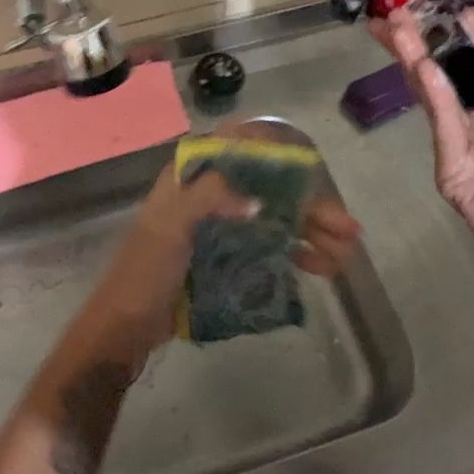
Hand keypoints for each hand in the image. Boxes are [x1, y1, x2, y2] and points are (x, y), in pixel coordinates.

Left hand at [88, 154, 361, 355]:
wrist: (125, 327)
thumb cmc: (144, 272)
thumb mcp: (168, 228)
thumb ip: (209, 200)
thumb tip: (260, 201)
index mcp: (192, 177)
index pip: (240, 146)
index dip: (277, 150)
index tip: (314, 167)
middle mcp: (212, 195)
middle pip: (271, 188)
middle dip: (311, 204)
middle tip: (348, 228)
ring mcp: (223, 228)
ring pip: (277, 218)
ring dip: (312, 231)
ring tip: (346, 254)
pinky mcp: (230, 258)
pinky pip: (271, 247)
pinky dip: (298, 253)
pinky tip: (322, 267)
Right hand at [370, 8, 473, 289]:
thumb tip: (469, 20)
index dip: (456, 32)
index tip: (432, 1)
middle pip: (447, 73)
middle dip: (421, 42)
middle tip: (395, 11)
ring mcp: (464, 144)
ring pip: (435, 94)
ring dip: (416, 59)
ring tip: (396, 26)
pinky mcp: (449, 168)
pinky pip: (442, 123)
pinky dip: (432, 93)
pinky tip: (423, 64)